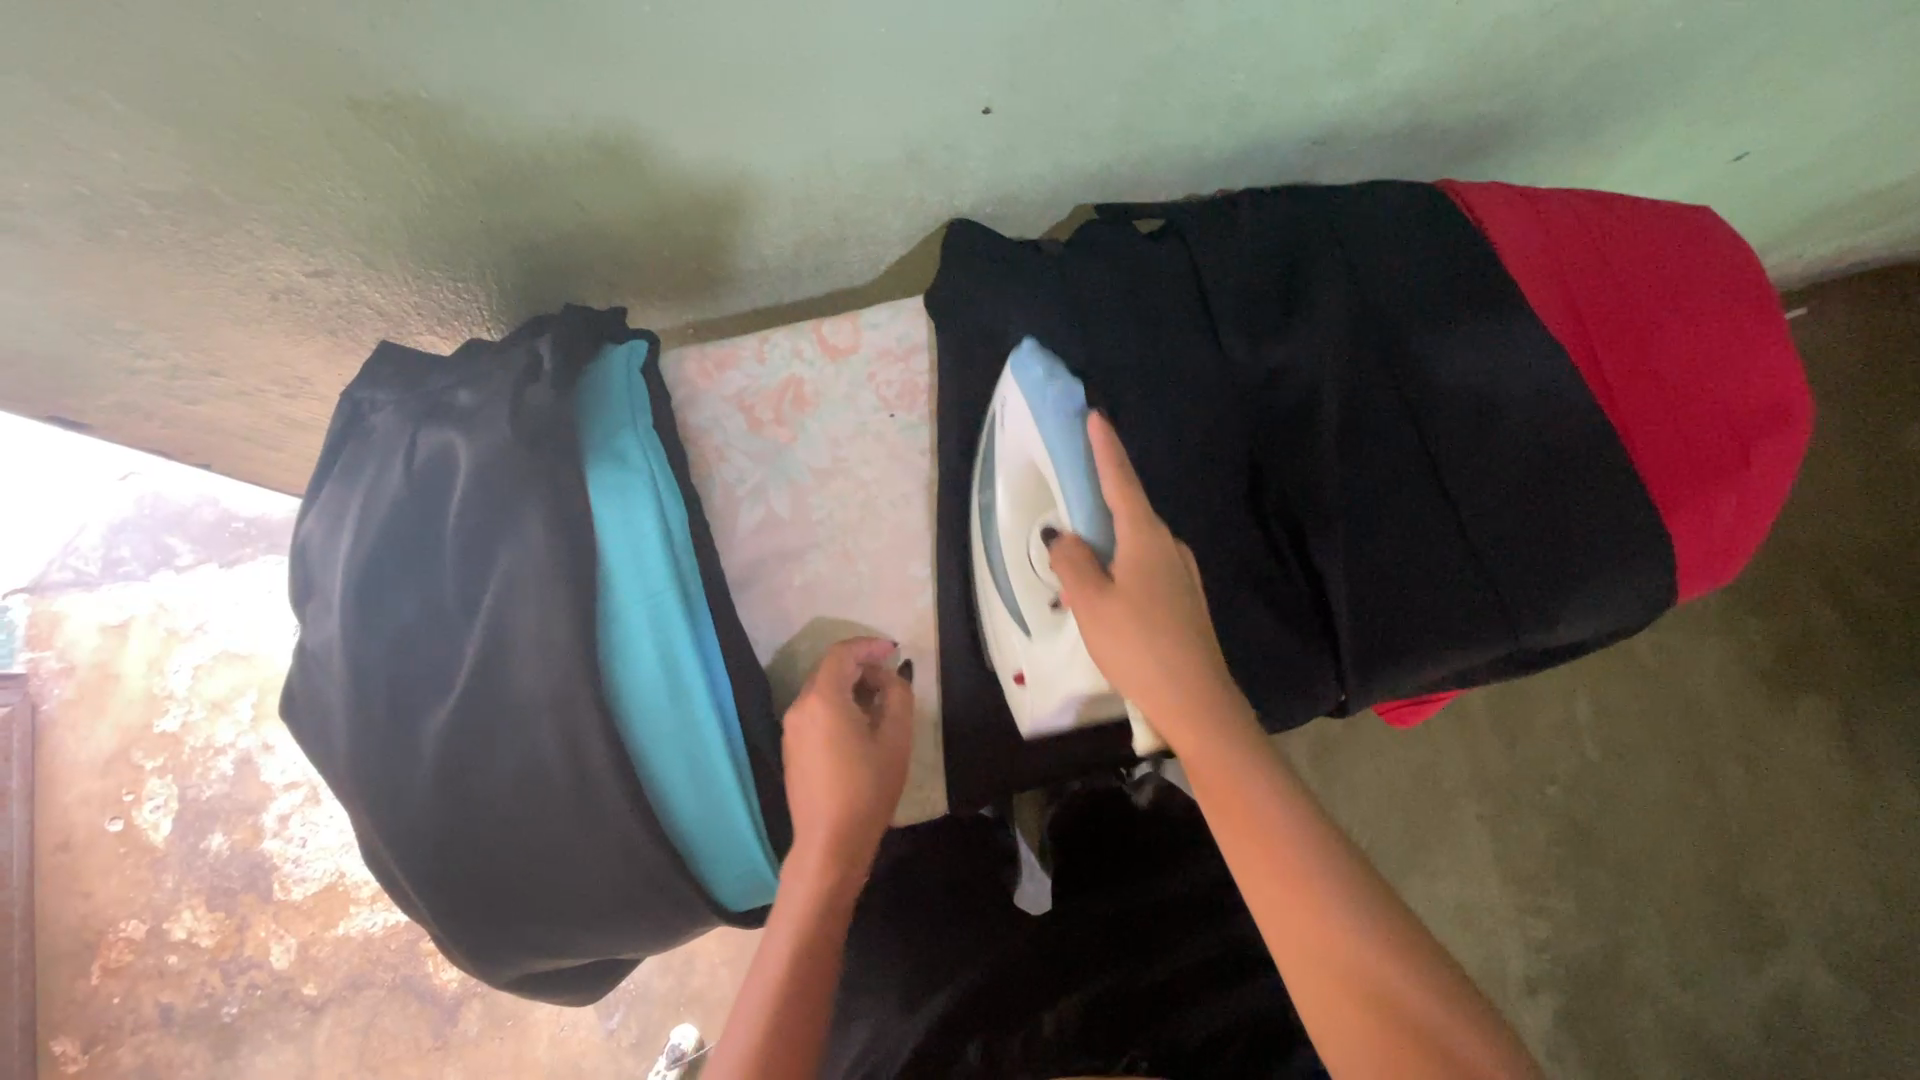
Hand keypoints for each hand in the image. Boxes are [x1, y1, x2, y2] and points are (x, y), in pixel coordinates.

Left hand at [780, 637, 914, 886]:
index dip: (869, 646)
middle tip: (892, 680)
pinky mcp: (792, 749)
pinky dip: (838, 706)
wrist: (830, 843)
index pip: (842, 654)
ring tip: (881, 704)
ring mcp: (791, 729)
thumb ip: (897, 696)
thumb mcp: (895, 739)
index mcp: (823, 698)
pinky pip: (815, 712)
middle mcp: (799, 707)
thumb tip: (890, 678)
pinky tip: (860, 726)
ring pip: (821, 691)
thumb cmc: (868, 788)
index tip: (894, 651)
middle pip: (829, 670)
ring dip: (850, 687)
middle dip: (861, 667)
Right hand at [1048, 412, 1248, 740]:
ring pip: (1135, 548)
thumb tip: (1065, 537)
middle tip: (1068, 522)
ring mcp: (1183, 574)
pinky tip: (1109, 603)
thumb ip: (1072, 562)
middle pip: (1128, 514)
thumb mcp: (1091, 602)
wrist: (1196, 699)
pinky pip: (1146, 571)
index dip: (1105, 449)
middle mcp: (1169, 546)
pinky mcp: (1186, 600)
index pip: (1121, 480)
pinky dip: (1122, 573)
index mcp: (1145, 536)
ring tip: (1080, 577)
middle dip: (1098, 512)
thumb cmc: (1138, 644)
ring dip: (1107, 551)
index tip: (1096, 417)